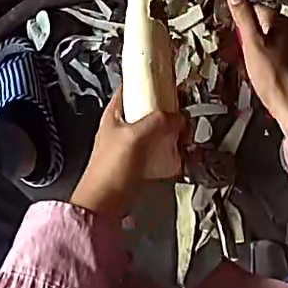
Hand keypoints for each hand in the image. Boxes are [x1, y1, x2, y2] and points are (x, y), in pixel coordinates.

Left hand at [69, 90, 184, 218]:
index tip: (170, 82)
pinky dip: (170, 149)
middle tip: (182, 115)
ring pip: (157, 130)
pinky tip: (178, 153)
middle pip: (149, 109)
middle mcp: (122, 126)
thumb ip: (158, 121)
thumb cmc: (109, 169)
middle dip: (169, 111)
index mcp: (115, 113)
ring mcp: (130, 145)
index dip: (151, 82)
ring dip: (172, 131)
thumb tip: (178, 117)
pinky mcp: (139, 163)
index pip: (133, 87)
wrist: (103, 205)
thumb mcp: (136, 136)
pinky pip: (159, 150)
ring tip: (184, 136)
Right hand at [226, 0, 287, 134]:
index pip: (254, 8)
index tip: (231, 35)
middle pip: (259, 25)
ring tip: (245, 67)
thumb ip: (243, 18)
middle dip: (244, 38)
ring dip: (250, 51)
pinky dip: (260, 61)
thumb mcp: (252, 44)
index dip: (239, 22)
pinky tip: (255, 73)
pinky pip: (270, 53)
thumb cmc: (273, 77)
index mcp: (281, 22)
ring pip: (263, 41)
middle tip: (236, 54)